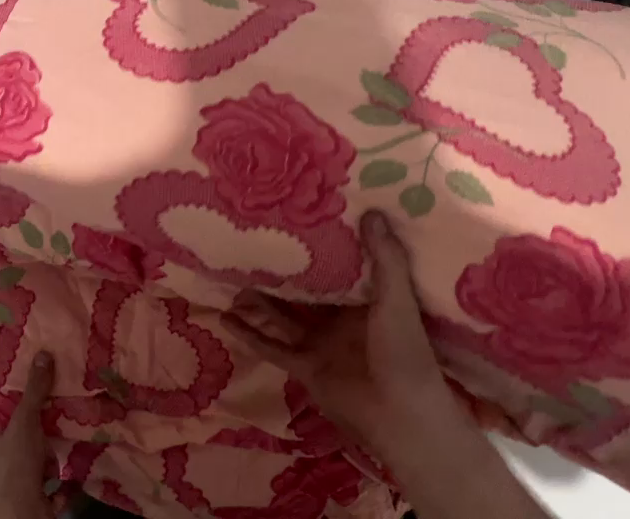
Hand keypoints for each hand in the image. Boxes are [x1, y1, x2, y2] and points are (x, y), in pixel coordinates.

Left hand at [0, 351, 62, 518]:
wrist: (23, 516)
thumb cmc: (15, 465)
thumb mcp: (24, 421)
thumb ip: (34, 391)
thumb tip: (43, 352)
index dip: (15, 414)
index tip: (33, 402)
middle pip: (21, 447)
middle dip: (39, 439)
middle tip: (56, 422)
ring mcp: (15, 492)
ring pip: (37, 469)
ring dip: (52, 462)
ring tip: (64, 447)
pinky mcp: (34, 507)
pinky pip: (52, 492)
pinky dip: (62, 487)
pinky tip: (72, 478)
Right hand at [223, 211, 455, 445]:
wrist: (401, 418)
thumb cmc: (405, 353)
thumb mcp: (397, 301)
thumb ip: (386, 260)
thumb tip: (373, 212)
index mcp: (363, 301)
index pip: (335, 268)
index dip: (316, 247)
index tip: (293, 221)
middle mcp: (337, 320)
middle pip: (301, 290)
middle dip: (279, 271)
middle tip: (250, 242)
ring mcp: (318, 344)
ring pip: (280, 315)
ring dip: (257, 298)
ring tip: (229, 276)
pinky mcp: (304, 367)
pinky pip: (270, 347)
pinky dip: (248, 334)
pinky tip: (224, 319)